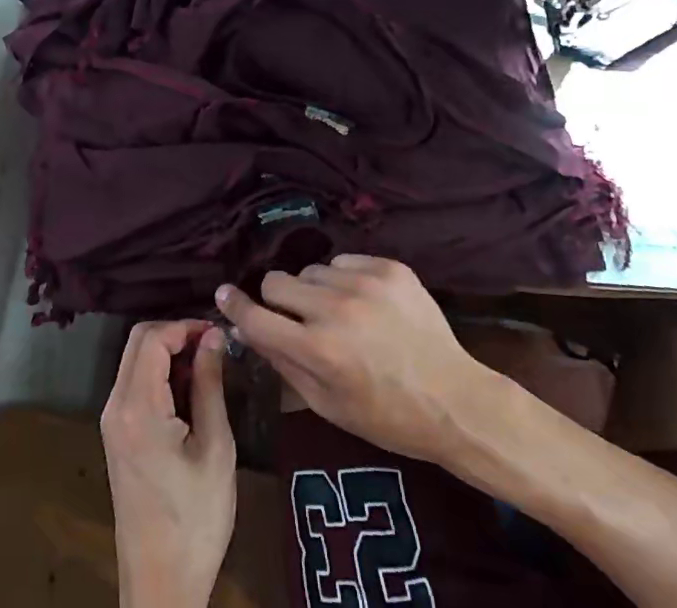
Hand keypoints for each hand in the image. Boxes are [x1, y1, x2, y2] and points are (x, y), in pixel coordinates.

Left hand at [101, 321, 235, 607]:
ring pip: (136, 361)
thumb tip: (214, 336)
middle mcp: (115, 407)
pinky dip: (162, 374)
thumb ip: (210, 384)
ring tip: (211, 366)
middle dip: (177, 333)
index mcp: (137, 408)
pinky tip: (192, 389)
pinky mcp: (117, 435)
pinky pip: (136, 384)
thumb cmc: (196, 517)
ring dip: (170, 353)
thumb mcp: (215, 446)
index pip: (153, 338)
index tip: (221, 333)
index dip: (187, 325)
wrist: (161, 580)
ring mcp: (112, 422)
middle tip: (217, 346)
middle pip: (138, 342)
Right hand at [215, 256, 497, 464]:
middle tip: (297, 319)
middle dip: (277, 300)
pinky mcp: (391, 268)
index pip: (256, 317)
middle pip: (277, 282)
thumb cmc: (385, 415)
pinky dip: (345, 279)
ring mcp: (366, 282)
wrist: (453, 399)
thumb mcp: (325, 404)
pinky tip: (365, 303)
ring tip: (339, 314)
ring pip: (312, 270)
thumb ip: (283, 363)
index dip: (234, 306)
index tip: (224, 294)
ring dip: (314, 290)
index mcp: (316, 350)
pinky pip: (345, 260)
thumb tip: (250, 330)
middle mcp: (336, 308)